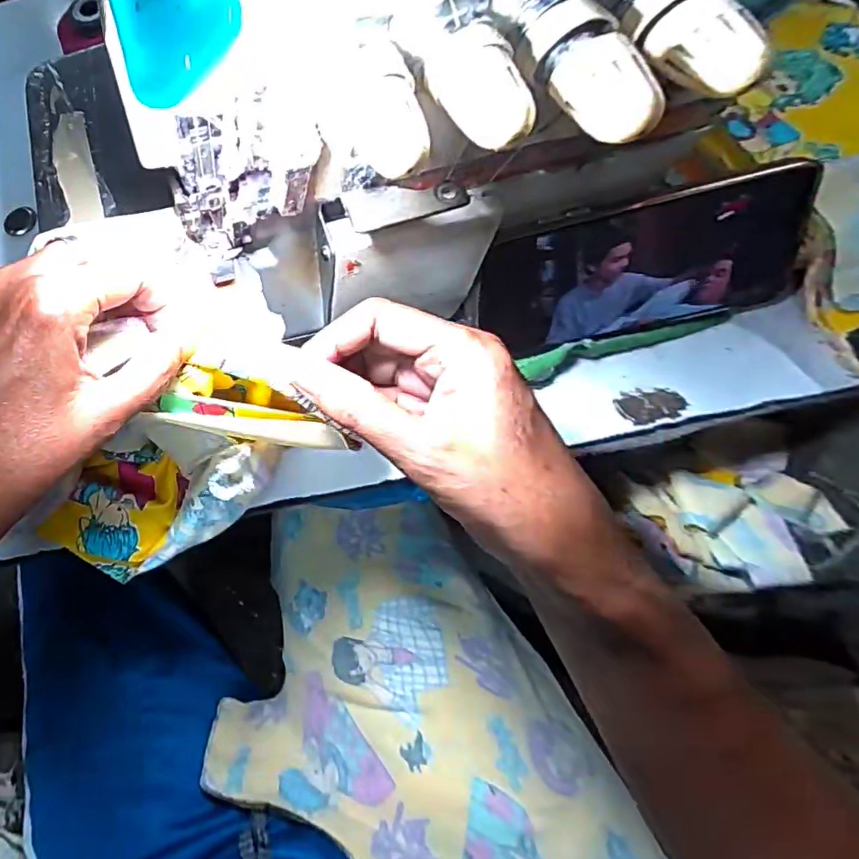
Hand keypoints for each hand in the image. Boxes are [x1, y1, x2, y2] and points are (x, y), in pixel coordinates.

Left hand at [0, 240, 191, 590]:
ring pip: (43, 269)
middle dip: (117, 288)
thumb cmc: (22, 456)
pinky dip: (37, 301)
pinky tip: (42, 344)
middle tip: (134, 330)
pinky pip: (8, 288)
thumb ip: (155, 365)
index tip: (164, 329)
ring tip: (91, 337)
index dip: (156, 298)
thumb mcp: (102, 413)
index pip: (123, 273)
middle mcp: (9, 282)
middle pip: (84, 262)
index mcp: (50, 300)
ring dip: (77, 291)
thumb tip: (186, 333)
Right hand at [284, 299, 619, 576]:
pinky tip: (349, 427)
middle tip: (305, 396)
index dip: (333, 341)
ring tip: (325, 415)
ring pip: (382, 370)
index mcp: (462, 350)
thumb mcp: (416, 446)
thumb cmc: (505, 492)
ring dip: (350, 390)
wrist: (556, 539)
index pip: (378, 319)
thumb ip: (351, 404)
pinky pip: (394, 395)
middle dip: (338, 366)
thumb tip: (302, 373)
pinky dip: (367, 408)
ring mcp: (452, 383)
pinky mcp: (446, 408)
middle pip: (378, 342)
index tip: (302, 371)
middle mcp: (457, 357)